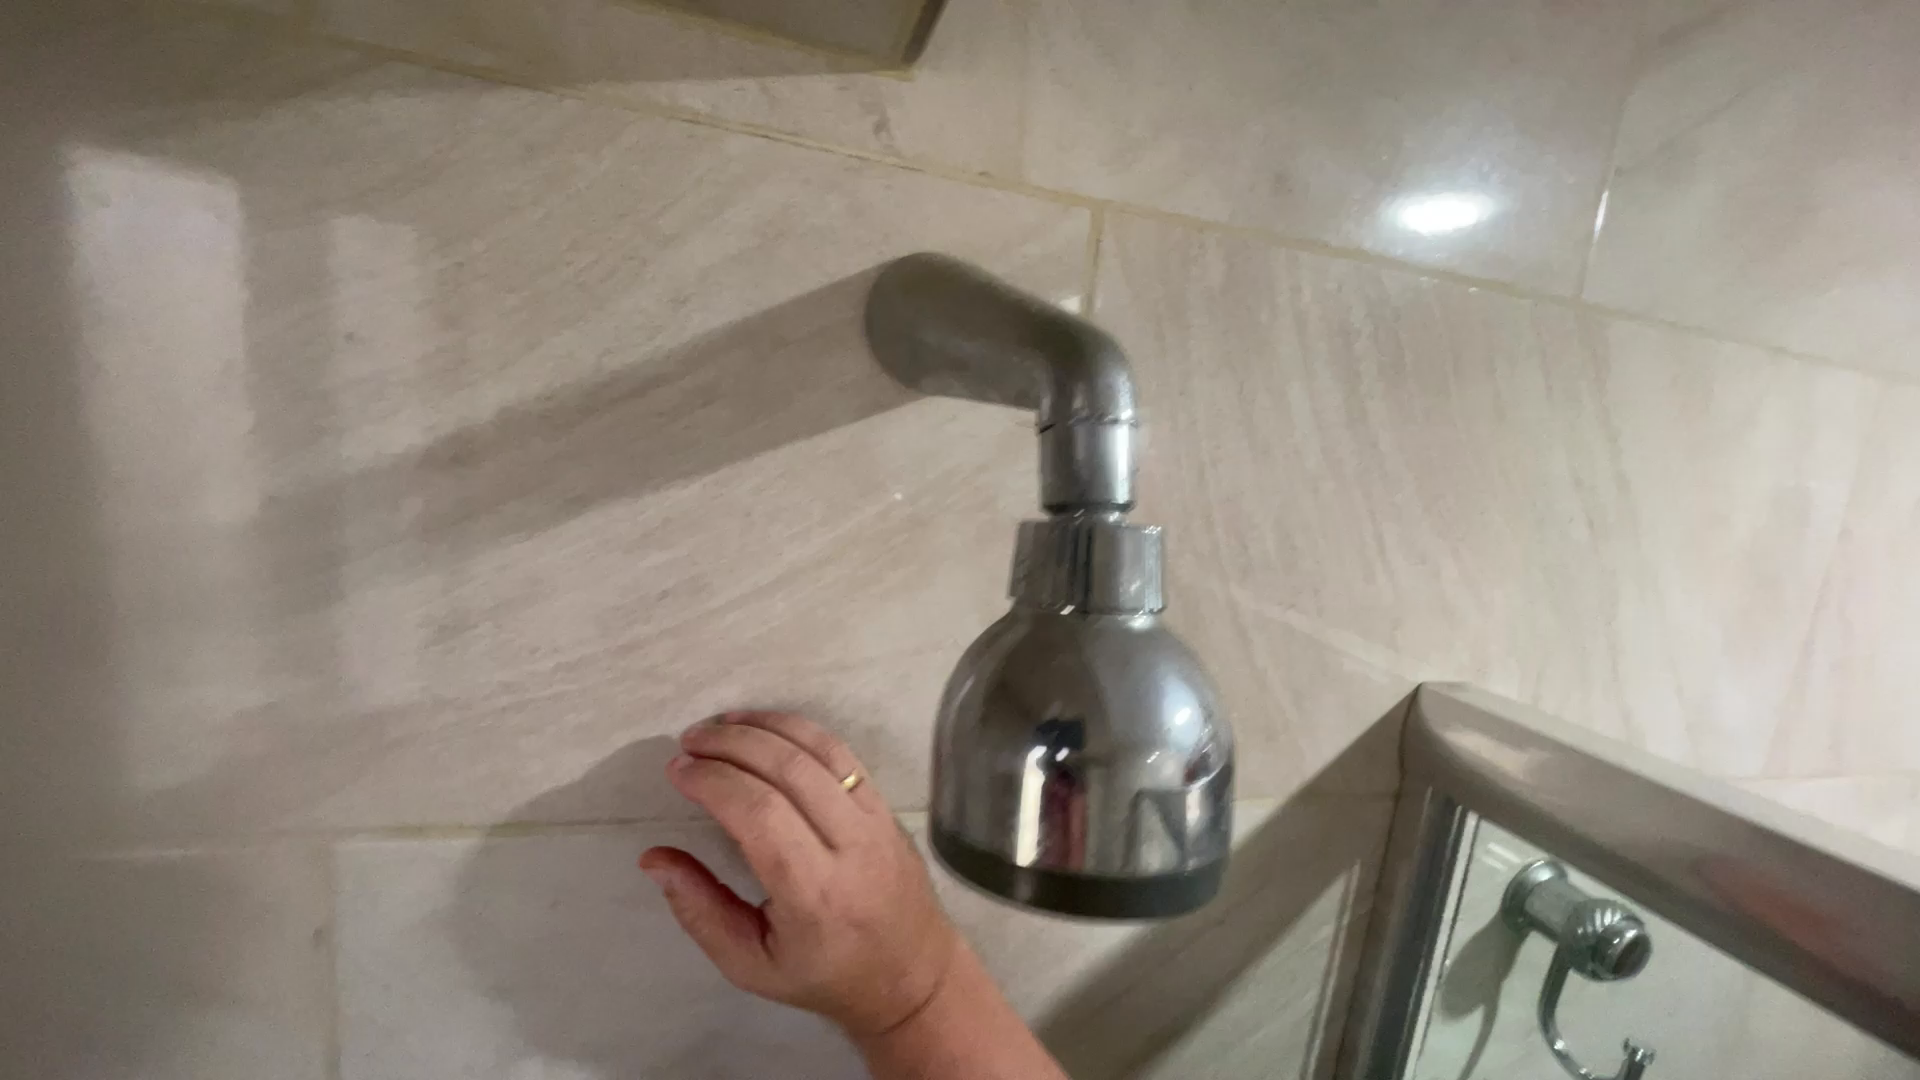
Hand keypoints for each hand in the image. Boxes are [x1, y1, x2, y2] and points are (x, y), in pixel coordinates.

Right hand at [638, 712, 960, 1036]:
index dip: (715, 782)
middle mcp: (850, 845)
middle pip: (789, 771)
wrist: (910, 969)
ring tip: (722, 723)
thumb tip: (653, 858)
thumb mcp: (750, 963)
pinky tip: (767, 727)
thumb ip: (700, 910)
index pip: (761, 814)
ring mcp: (875, 818)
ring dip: (766, 726)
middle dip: (732, 745)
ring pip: (820, 750)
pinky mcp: (884, 803)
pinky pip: (842, 753)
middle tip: (690, 741)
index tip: (678, 770)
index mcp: (814, 893)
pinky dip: (801, 730)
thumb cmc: (824, 974)